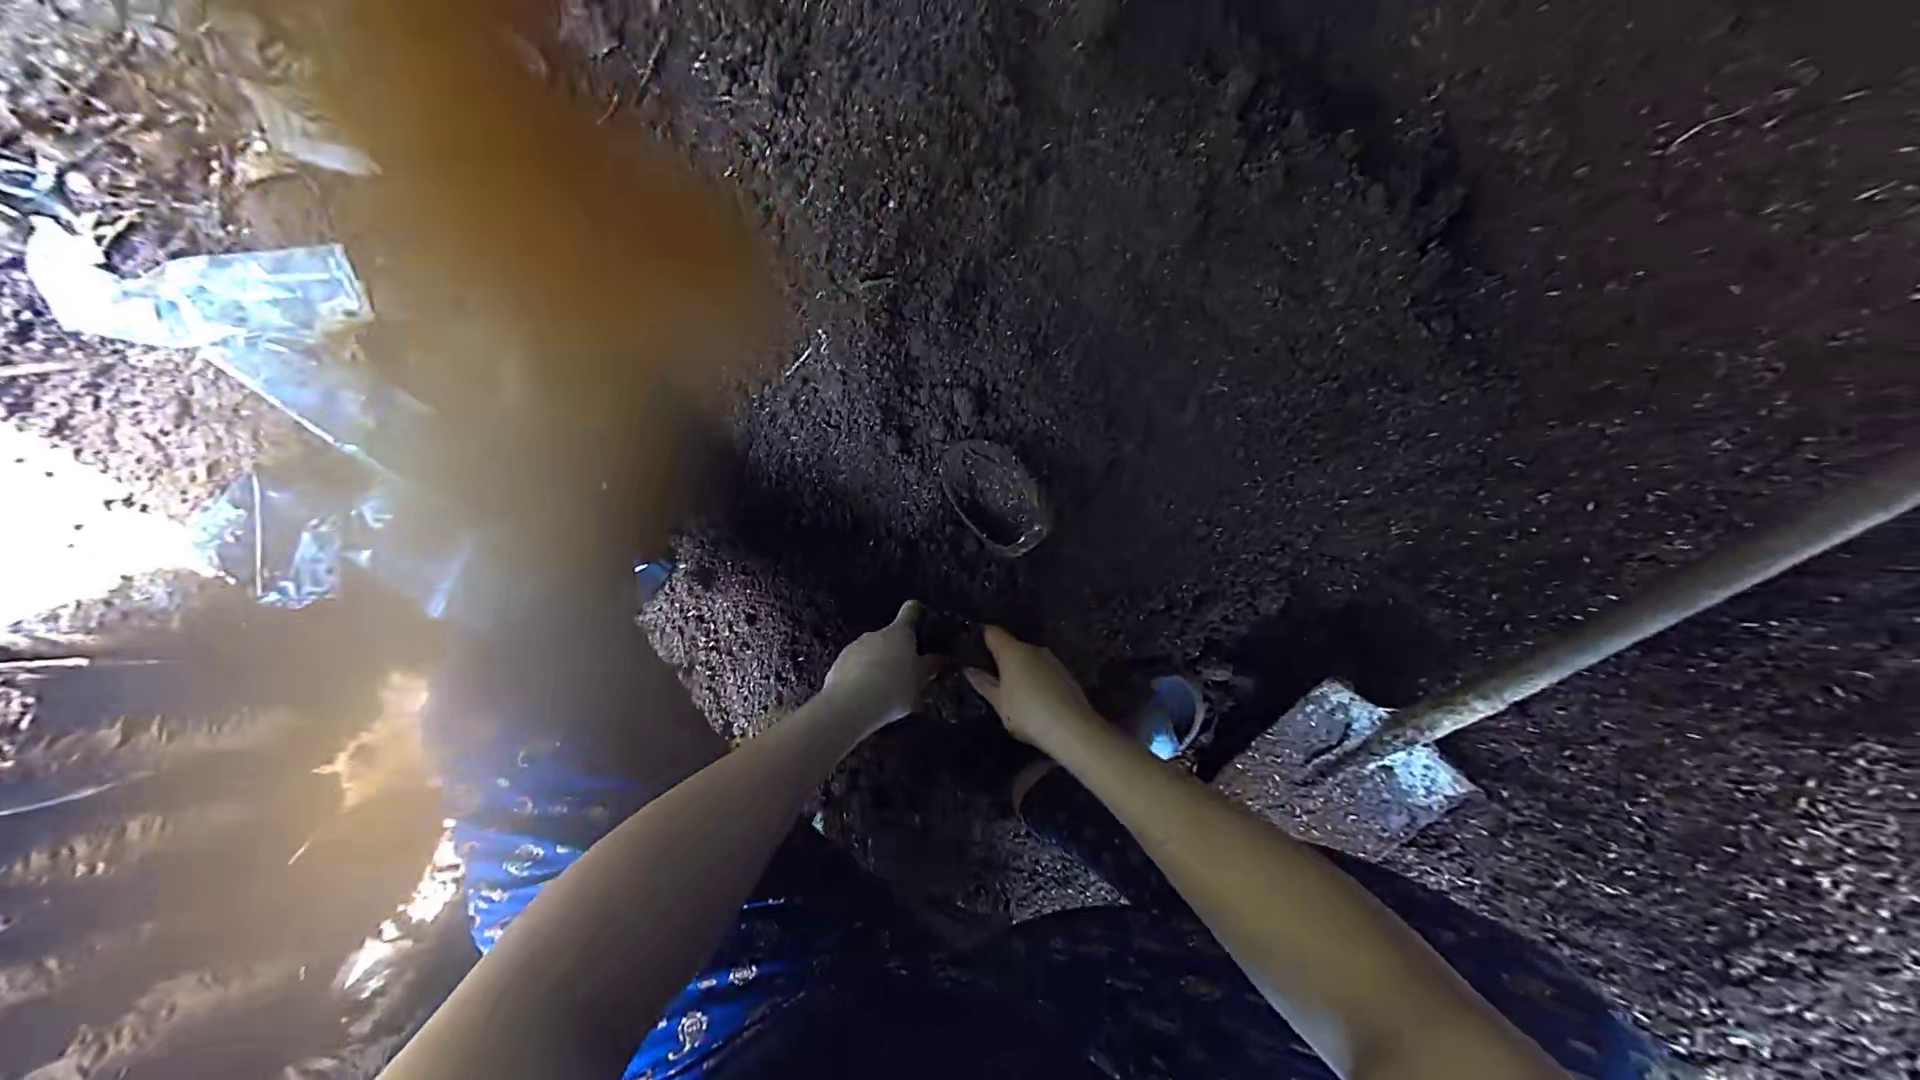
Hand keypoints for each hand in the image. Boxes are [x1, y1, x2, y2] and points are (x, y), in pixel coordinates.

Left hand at [821, 601, 943, 731]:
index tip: (923, 618)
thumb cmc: (894, 688)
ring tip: (885, 689)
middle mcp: (876, 633)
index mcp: (900, 632)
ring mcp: (855, 646)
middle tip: (908, 673)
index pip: (911, 611)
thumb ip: (933, 667)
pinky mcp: (839, 662)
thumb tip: (944, 658)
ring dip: (879, 663)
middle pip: (891, 636)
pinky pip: (856, 665)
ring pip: (872, 651)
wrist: (850, 705)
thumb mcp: (921, 681)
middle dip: (899, 651)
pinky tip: (866, 694)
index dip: (918, 612)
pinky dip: (862, 674)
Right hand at [964, 626, 1101, 746]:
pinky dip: (1038, 679)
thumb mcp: (999, 702)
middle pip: (1013, 647)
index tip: (976, 651)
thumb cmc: (1027, 713)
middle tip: (994, 680)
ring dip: (1022, 671)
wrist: (1072, 727)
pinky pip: (1045, 671)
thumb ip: (984, 684)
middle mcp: (1033, 649)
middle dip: (1003, 660)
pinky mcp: (1067, 674)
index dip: (983, 639)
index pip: (993, 634)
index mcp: (1012, 651)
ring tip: (1016, 693)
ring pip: (1031, 659)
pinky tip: (1037, 699)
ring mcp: (1053, 660)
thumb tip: (970, 670)